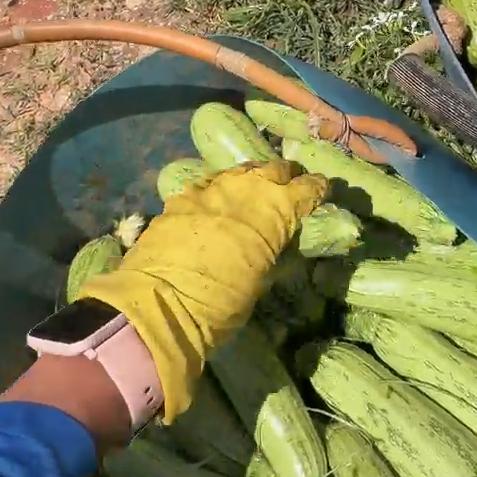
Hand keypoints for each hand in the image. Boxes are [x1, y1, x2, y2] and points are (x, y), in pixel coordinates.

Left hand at [81, 160, 327, 421]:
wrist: (157, 308)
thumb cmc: (220, 303)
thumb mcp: (261, 278)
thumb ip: (270, 249)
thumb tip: (272, 244)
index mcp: (278, 207)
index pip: (311, 186)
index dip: (317, 190)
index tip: (319, 195)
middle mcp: (249, 187)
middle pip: (276, 168)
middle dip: (285, 178)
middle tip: (286, 191)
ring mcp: (212, 188)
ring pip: (241, 170)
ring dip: (250, 179)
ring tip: (249, 193)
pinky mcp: (181, 198)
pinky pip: (207, 185)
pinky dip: (216, 193)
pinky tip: (212, 207)